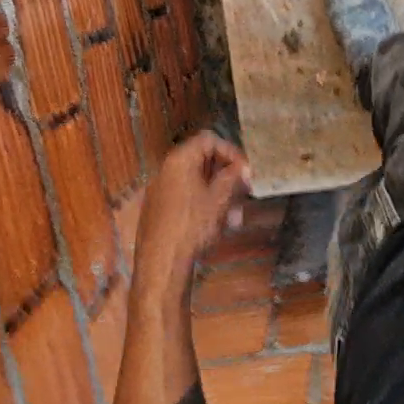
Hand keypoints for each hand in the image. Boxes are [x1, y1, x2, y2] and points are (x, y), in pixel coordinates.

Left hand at [131, 132, 251, 304]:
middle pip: (202, 161)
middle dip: (226, 176)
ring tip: (234, 217)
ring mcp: (160, 191)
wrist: (162, 263)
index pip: (209, 140)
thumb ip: (233, 177)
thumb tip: (245, 167)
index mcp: (179, 160)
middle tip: (243, 193)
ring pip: (196, 182)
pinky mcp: (158, 210)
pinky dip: (204, 205)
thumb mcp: (219, 199)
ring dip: (218, 194)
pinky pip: (186, 198)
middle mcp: (166, 170)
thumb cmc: (193, 225)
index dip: (231, 152)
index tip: (246, 171)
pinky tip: (217, 226)